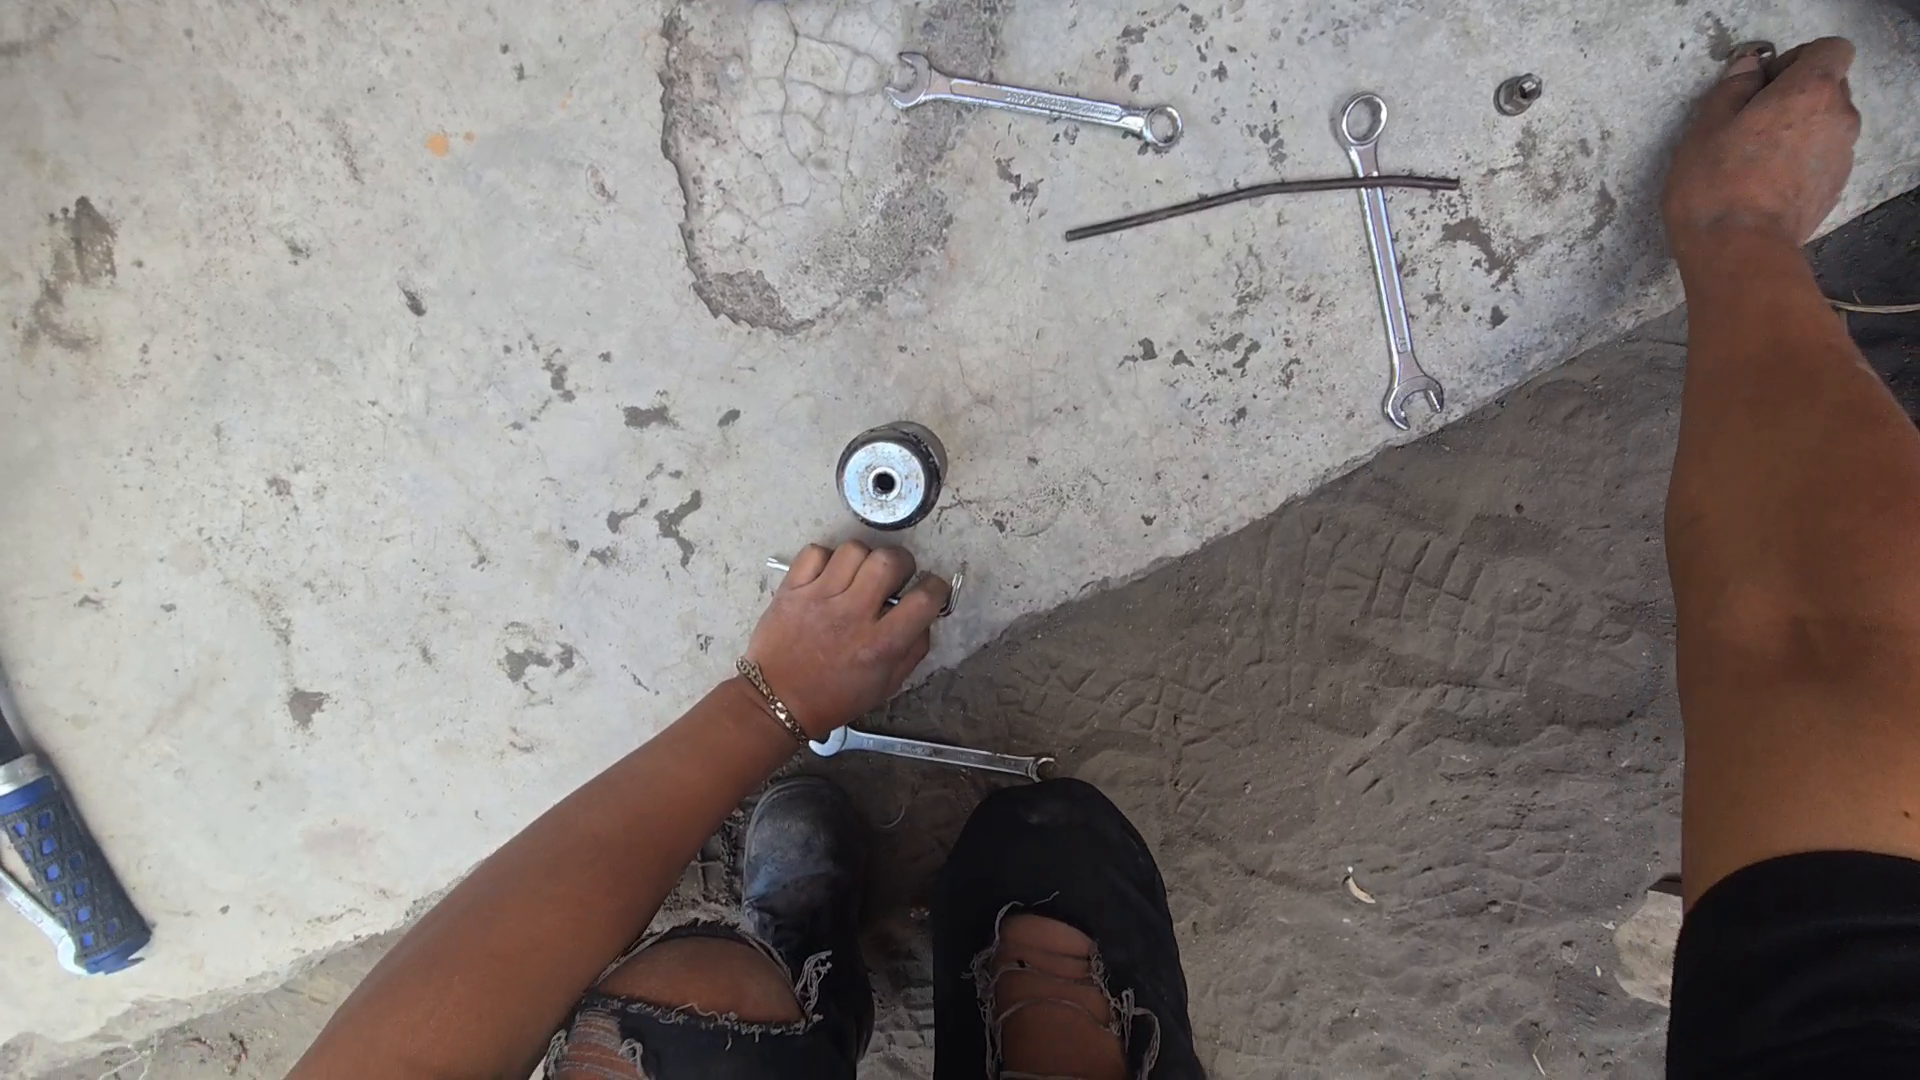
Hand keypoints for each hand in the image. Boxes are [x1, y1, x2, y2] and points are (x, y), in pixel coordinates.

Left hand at [739, 541, 950, 736]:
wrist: (777, 701)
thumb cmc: (835, 697)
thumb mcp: (888, 684)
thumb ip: (914, 649)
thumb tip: (926, 615)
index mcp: (881, 644)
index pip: (924, 599)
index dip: (936, 588)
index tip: (930, 589)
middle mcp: (853, 615)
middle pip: (889, 561)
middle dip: (902, 562)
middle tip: (894, 577)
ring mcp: (819, 598)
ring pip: (854, 550)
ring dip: (864, 558)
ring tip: (859, 575)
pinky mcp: (792, 589)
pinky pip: (816, 552)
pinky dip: (827, 559)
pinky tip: (828, 576)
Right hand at [1663, 38, 1859, 261]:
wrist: (1739, 248)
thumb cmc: (1713, 188)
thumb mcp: (1701, 134)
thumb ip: (1730, 92)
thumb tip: (1747, 66)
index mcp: (1809, 91)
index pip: (1828, 49)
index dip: (1793, 61)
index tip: (1758, 88)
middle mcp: (1839, 113)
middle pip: (1825, 87)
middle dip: (1790, 99)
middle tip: (1742, 130)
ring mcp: (1842, 150)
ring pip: (1821, 124)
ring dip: (1792, 133)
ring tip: (1747, 164)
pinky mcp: (1834, 182)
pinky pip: (1817, 157)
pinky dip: (1794, 162)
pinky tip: (1759, 187)